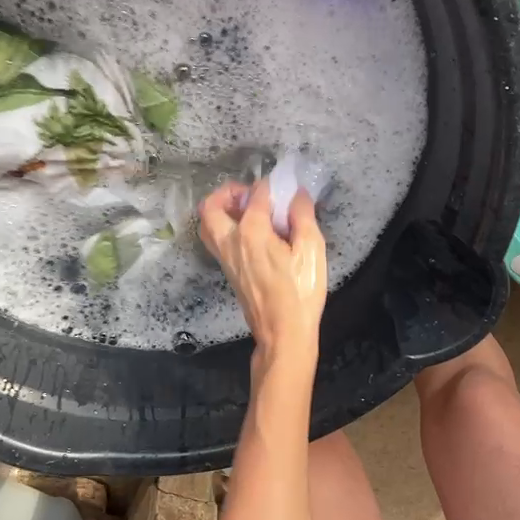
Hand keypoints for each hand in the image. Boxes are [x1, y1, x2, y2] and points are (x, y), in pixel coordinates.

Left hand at [199, 180, 327, 361]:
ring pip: (208, 224)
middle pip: (211, 207)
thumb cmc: (301, 292)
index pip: (255, 195)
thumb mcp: (312, 250)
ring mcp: (225, 258)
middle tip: (250, 194)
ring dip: (222, 210)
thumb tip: (297, 195)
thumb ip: (303, 216)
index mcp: (252, 232)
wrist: (283, 332)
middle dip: (227, 193)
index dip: (269, 186)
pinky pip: (215, 239)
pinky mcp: (227, 271)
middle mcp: (231, 241)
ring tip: (248, 211)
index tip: (284, 187)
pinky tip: (251, 232)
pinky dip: (225, 226)